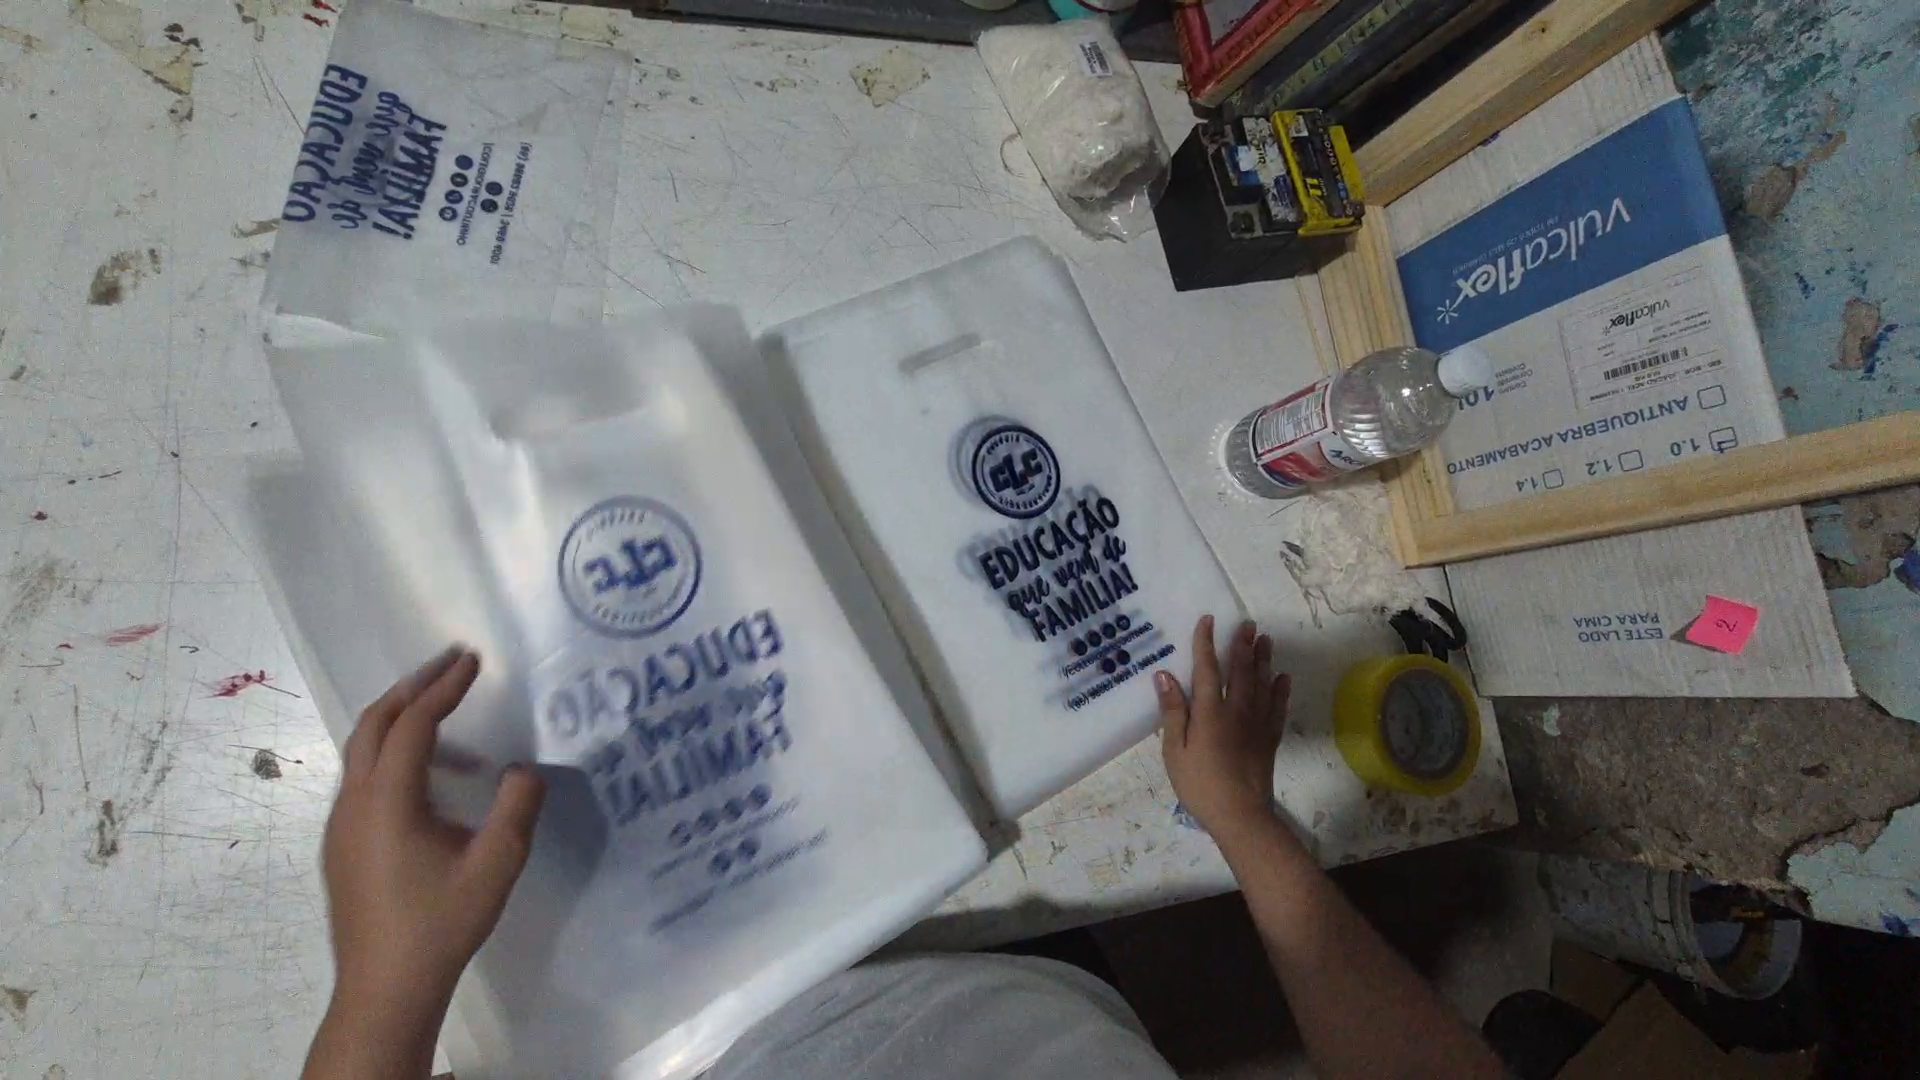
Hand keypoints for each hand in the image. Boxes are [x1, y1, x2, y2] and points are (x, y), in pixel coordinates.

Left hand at [322, 646, 545, 1021]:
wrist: (386, 988)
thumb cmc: (442, 922)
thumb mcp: (498, 862)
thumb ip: (518, 805)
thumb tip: (524, 767)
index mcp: (387, 804)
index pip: (413, 726)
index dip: (444, 688)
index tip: (473, 660)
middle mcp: (354, 806)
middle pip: (372, 726)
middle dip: (412, 687)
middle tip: (452, 663)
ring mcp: (342, 826)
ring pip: (363, 750)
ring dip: (402, 717)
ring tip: (448, 706)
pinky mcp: (345, 844)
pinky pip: (366, 777)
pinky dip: (397, 750)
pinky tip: (436, 771)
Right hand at [1156, 616, 1290, 840]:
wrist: (1240, 816)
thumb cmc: (1199, 784)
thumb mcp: (1174, 750)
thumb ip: (1173, 711)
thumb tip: (1164, 675)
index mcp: (1210, 712)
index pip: (1207, 669)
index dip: (1206, 643)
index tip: (1208, 620)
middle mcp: (1236, 711)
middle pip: (1241, 671)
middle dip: (1242, 645)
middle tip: (1248, 623)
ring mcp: (1256, 724)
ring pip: (1262, 684)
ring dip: (1263, 660)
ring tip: (1265, 639)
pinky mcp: (1269, 739)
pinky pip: (1277, 708)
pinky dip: (1281, 691)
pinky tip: (1283, 678)